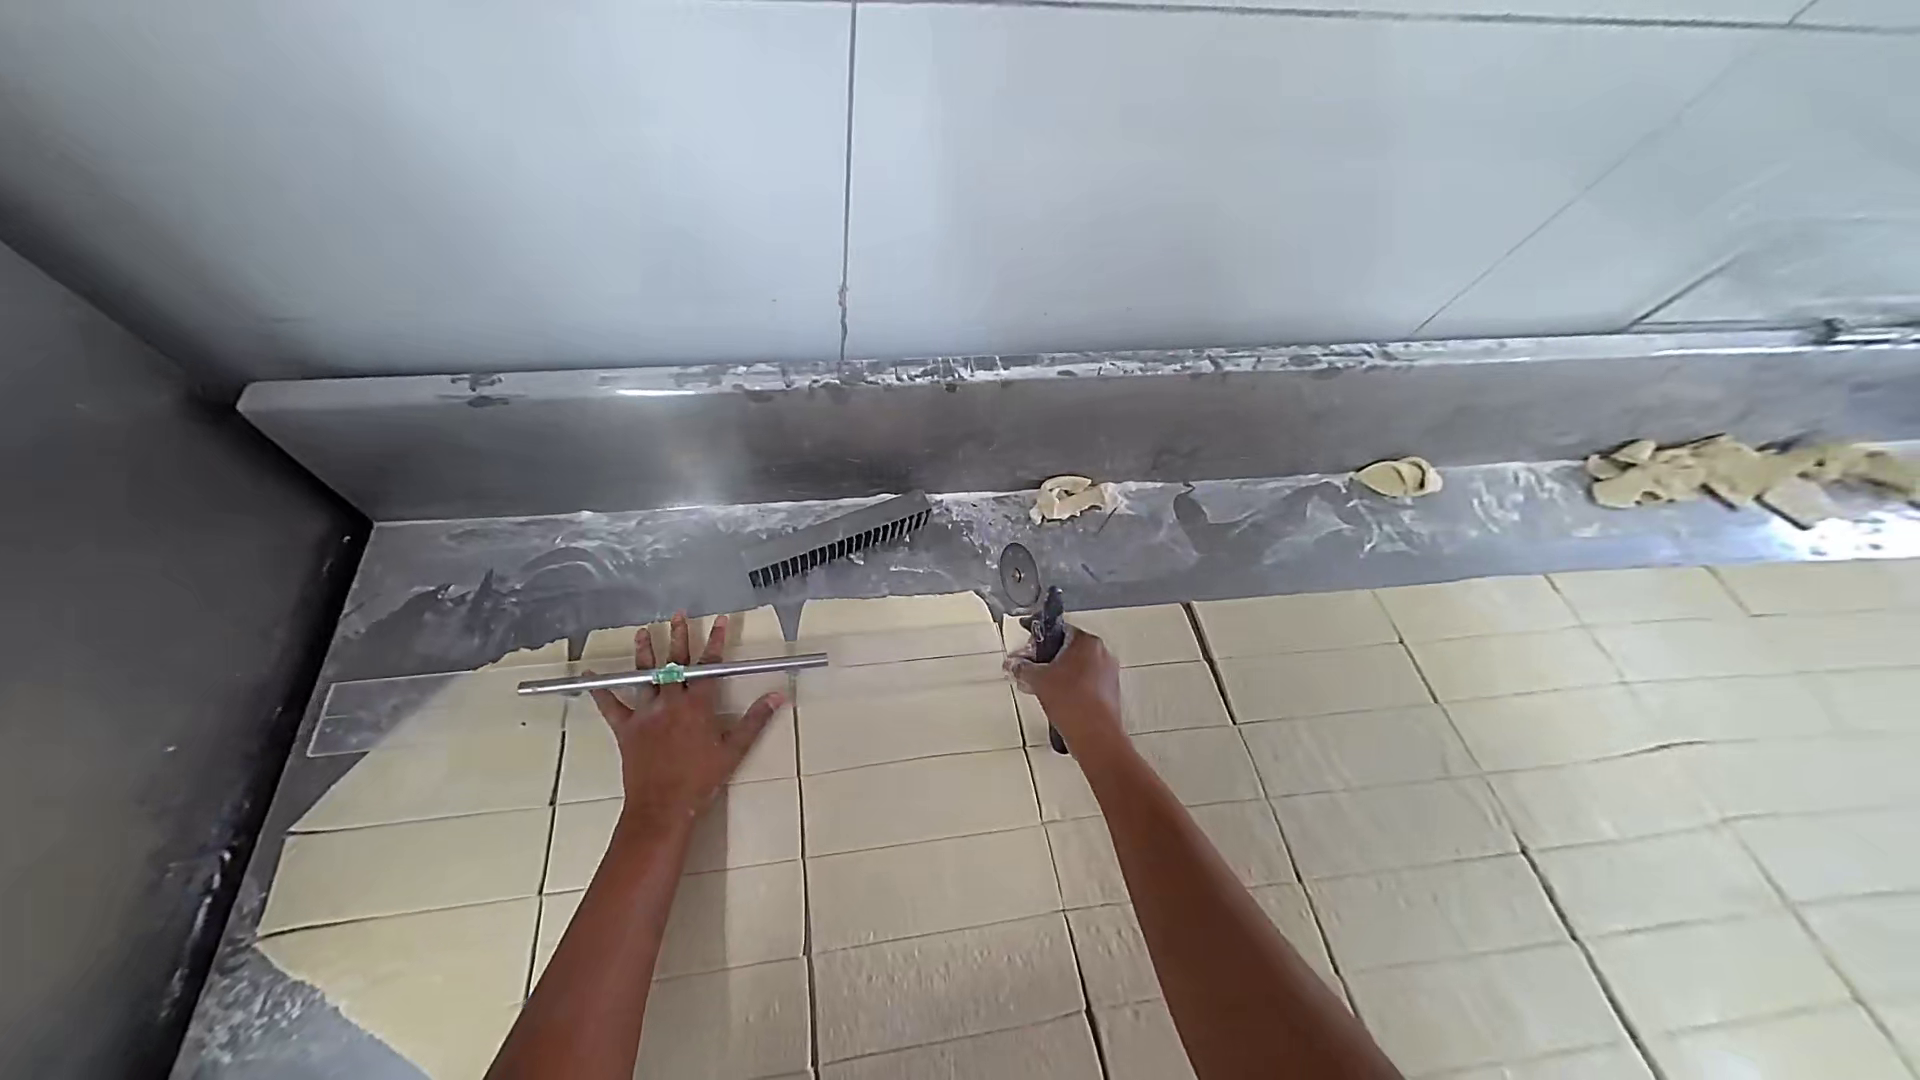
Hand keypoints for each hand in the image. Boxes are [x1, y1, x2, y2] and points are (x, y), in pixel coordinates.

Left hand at [586, 612, 786, 830]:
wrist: (663, 806)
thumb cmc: (701, 779)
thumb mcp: (735, 749)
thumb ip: (756, 720)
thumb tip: (778, 696)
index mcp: (698, 705)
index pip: (709, 665)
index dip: (716, 641)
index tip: (720, 621)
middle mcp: (671, 702)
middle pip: (676, 663)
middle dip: (679, 637)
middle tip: (678, 615)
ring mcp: (645, 714)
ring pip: (645, 676)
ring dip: (646, 653)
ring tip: (645, 632)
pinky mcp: (625, 729)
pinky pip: (611, 706)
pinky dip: (601, 690)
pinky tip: (590, 675)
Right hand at [1005, 623, 1125, 749]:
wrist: (1094, 735)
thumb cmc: (1072, 702)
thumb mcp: (1037, 679)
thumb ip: (1022, 668)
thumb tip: (1014, 665)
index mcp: (1087, 642)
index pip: (1058, 631)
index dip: (1038, 640)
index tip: (1028, 648)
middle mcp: (1101, 654)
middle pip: (1068, 650)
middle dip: (1046, 660)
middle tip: (1030, 670)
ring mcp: (1108, 674)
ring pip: (1077, 668)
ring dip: (1058, 675)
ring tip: (1040, 689)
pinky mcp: (1110, 693)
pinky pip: (1086, 684)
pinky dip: (1070, 688)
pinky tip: (1055, 701)